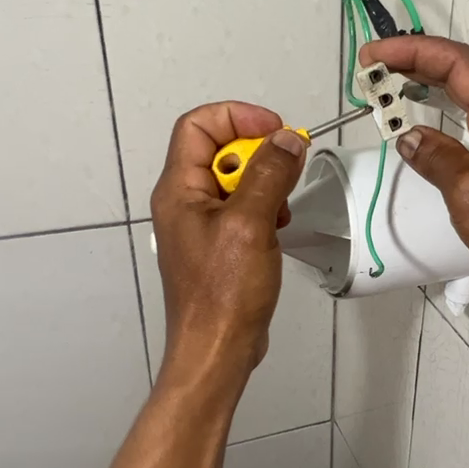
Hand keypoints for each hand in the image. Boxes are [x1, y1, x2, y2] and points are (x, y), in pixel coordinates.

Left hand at [150, 101, 306, 373]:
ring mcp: (201, 226)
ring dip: (265, 185)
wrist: (217, 350)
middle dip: (258, 154)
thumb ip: (269, 175)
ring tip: (281, 210)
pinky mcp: (219, 248)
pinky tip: (278, 230)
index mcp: (179, 189)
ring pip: (235, 182)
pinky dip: (264, 211)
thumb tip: (289, 140)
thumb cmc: (226, 290)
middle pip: (218, 151)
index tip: (276, 132)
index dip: (237, 117)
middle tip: (286, 174)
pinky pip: (242, 211)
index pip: (198, 125)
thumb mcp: (250, 224)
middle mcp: (184, 201)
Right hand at [358, 35, 468, 291]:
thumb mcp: (466, 189)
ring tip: (389, 82)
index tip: (372, 56)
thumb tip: (406, 136)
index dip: (411, 51)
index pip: (454, 61)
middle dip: (415, 60)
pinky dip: (441, 107)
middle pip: (460, 67)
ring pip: (466, 89)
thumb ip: (434, 156)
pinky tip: (421, 118)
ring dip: (427, 80)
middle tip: (373, 66)